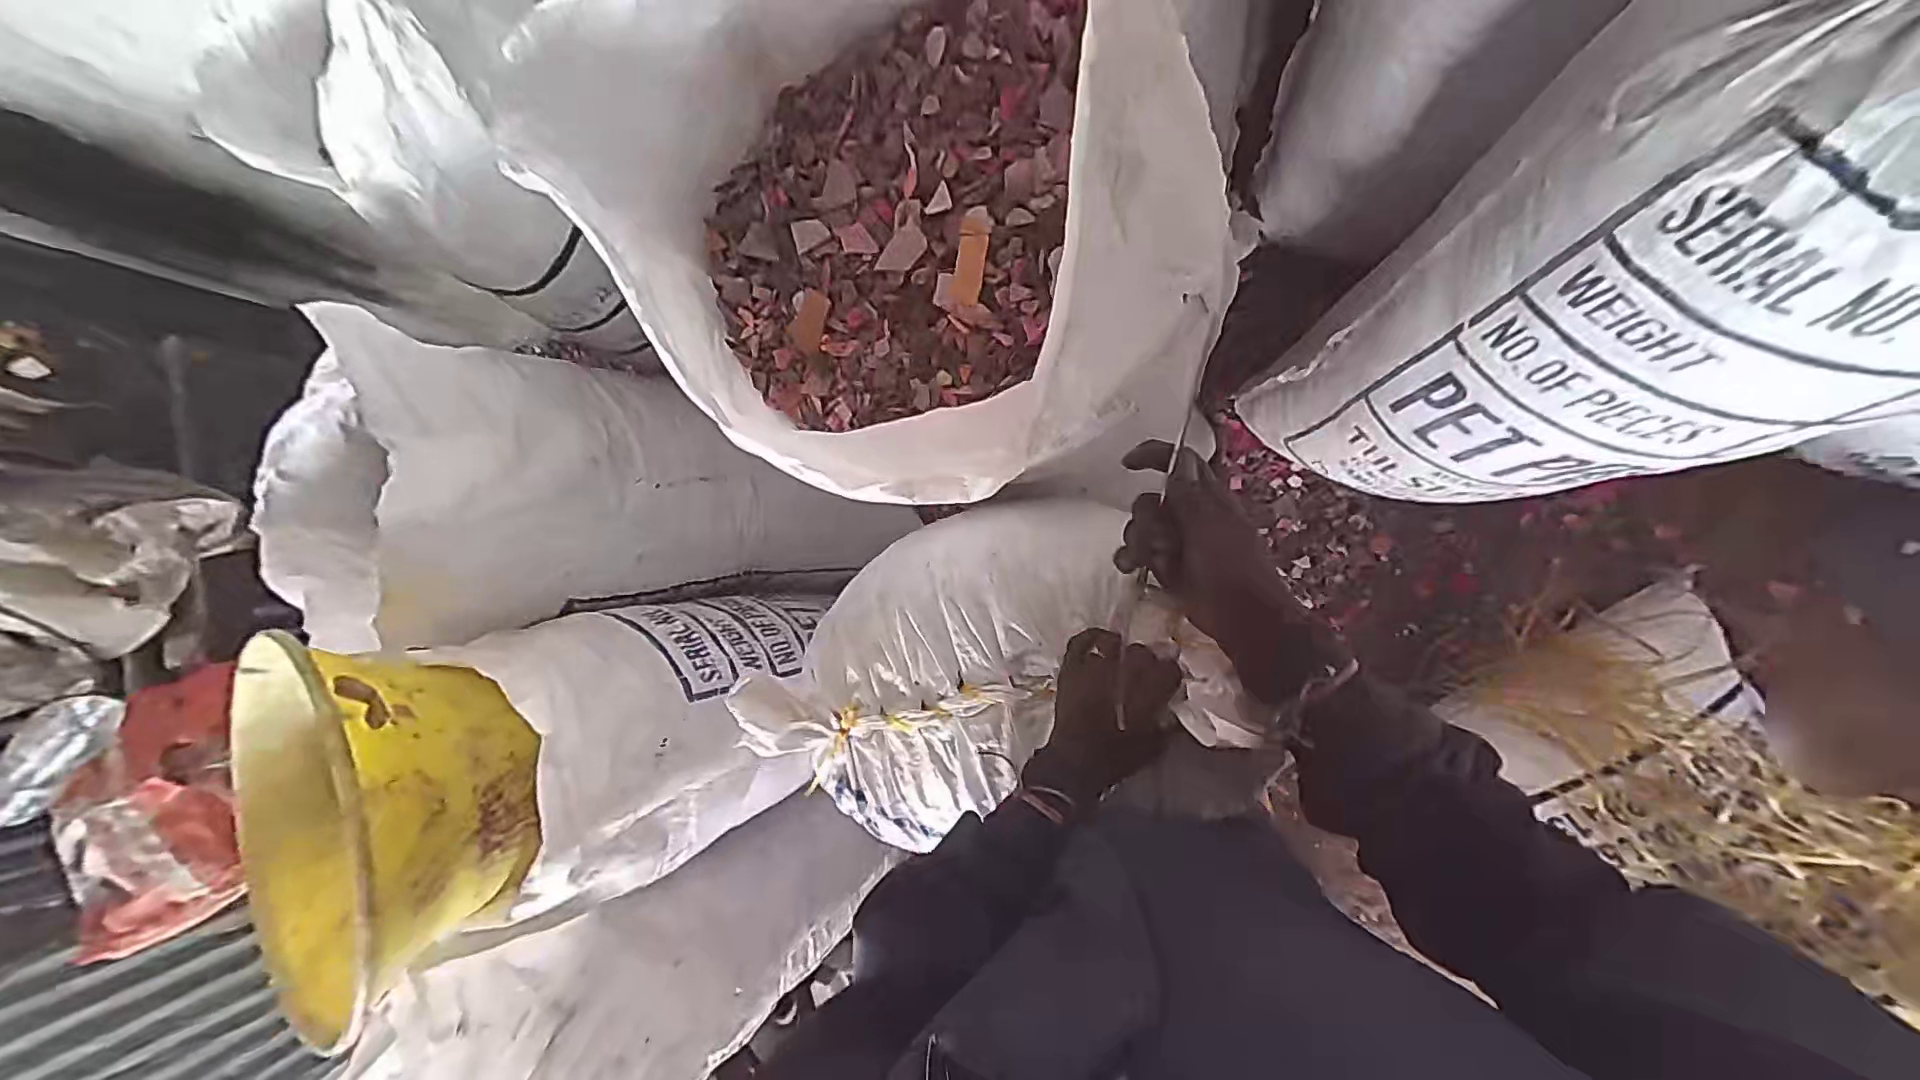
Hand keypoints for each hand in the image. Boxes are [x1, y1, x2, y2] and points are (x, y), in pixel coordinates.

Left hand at [1023, 628, 1182, 806]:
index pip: (1168, 671)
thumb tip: (1173, 710)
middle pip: (1141, 654)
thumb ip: (1166, 725)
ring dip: (1122, 651)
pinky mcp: (1071, 669)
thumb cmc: (1114, 759)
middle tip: (1146, 670)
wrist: (1074, 762)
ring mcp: (1092, 669)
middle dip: (1148, 660)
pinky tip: (1101, 640)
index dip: (1171, 672)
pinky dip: (1092, 637)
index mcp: (1144, 695)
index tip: (1171, 676)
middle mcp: (1120, 676)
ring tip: (1123, 657)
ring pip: (1114, 646)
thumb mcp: (1151, 747)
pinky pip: (1081, 643)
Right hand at [1114, 440, 1350, 704]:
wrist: (1243, 620)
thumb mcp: (1210, 527)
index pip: (1180, 463)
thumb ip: (1191, 494)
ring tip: (1148, 560)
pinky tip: (1132, 568)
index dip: (1155, 456)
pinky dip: (1131, 558)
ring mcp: (1177, 542)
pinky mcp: (1165, 566)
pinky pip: (1137, 553)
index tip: (1128, 463)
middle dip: (1146, 518)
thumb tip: (1179, 459)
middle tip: (1161, 539)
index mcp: (1208, 498)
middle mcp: (1190, 516)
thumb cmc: (1233, 570)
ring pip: (1140, 528)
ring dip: (1137, 541)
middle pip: (1151, 500)